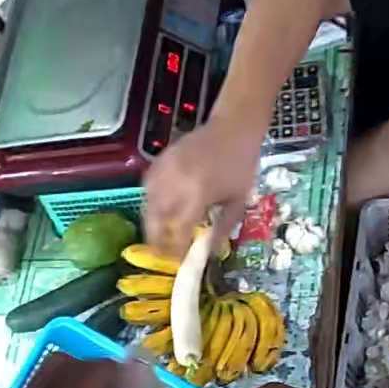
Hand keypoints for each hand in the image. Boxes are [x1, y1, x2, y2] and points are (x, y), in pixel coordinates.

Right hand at [141, 115, 263, 256]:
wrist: (234, 127)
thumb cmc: (240, 165)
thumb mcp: (238, 202)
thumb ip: (222, 229)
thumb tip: (208, 252)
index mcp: (197, 194)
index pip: (179, 229)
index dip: (176, 248)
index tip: (177, 260)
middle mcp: (176, 181)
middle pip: (156, 218)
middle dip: (156, 239)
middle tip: (160, 253)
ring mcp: (165, 168)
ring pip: (148, 203)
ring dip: (151, 222)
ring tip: (157, 235)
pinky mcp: (160, 159)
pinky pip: (148, 186)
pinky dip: (150, 202)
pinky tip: (157, 211)